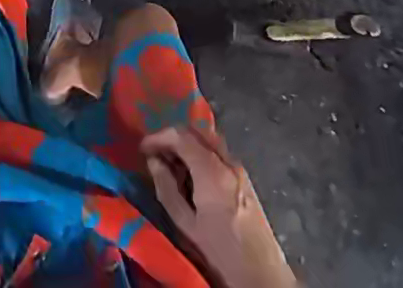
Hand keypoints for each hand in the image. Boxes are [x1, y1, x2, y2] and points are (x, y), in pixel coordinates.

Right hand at [142, 127, 295, 287]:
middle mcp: (227, 160)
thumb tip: (154, 161)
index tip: (143, 147)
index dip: (159, 136)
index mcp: (212, 170)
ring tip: (170, 164)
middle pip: (197, 131)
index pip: (182, 136)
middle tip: (155, 153)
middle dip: (173, 137)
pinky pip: (218, 151)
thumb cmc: (219, 250)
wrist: (259, 271)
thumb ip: (167, 189)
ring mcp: (238, 166)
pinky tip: (191, 174)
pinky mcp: (244, 175)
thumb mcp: (186, 225)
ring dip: (188, 143)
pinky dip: (201, 152)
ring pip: (209, 139)